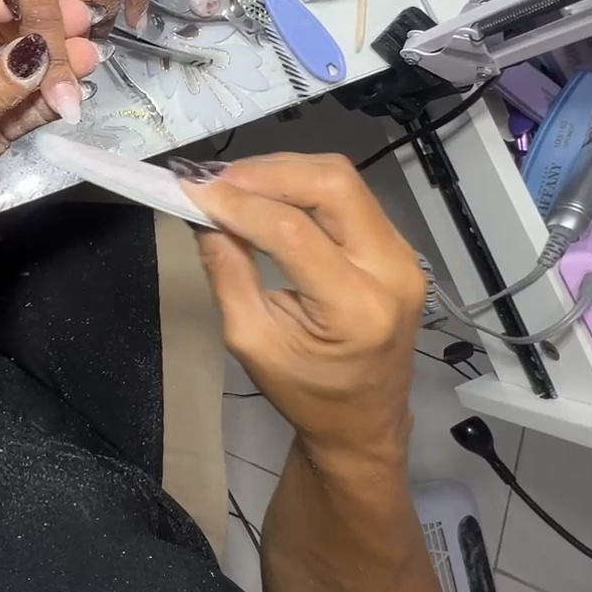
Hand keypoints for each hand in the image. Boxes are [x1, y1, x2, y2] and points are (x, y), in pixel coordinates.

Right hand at [176, 154, 426, 467]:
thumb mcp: (248, 338)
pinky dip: (296, 182)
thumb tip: (201, 211)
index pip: (292, 231)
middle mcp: (391, 271)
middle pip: (331, 184)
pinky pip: (345, 193)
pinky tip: (261, 193)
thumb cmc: (304, 390)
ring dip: (279, 171)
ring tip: (232, 184)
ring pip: (339, 178)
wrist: (363, 420)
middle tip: (214, 179)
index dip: (237, 203)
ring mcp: (401, 253)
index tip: (190, 189)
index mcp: (356, 309)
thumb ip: (226, 270)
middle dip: (265, 171)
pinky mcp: (393, 244)